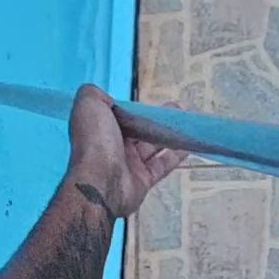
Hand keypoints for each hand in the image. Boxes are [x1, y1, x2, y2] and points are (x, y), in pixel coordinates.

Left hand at [65, 85, 187, 218]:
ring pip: (153, 145)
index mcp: (100, 130)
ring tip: (188, 120)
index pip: (119, 116)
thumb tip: (107, 100)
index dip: (134, 108)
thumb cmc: (95, 141)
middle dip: (156, 119)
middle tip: (178, 109)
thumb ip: (93, 95)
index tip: (150, 102)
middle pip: (139, 130)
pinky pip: (162, 165)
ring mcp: (129, 165)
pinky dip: (176, 154)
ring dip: (170, 132)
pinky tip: (190, 142)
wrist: (100, 183)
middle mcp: (113, 147)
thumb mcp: (88, 106)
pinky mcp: (143, 180)